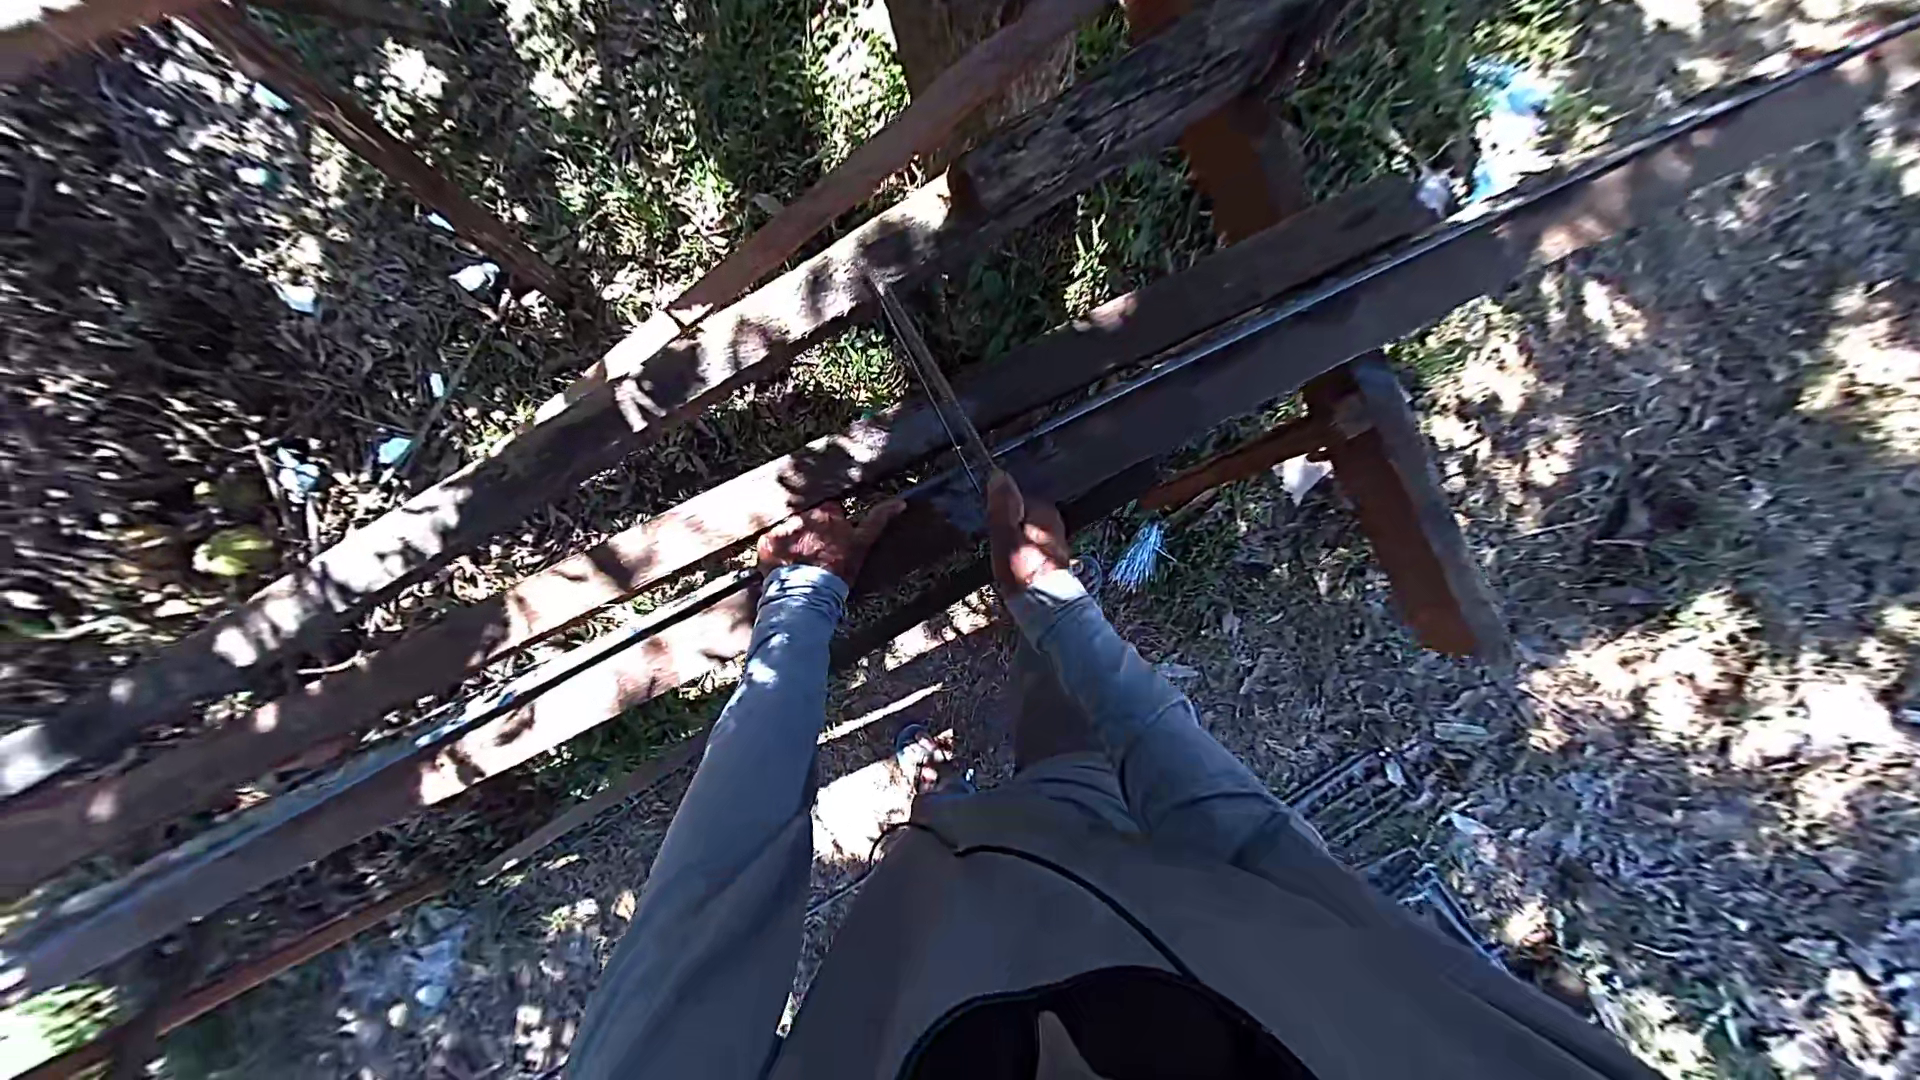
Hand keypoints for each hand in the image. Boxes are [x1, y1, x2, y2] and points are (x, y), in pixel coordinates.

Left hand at [758, 500, 904, 583]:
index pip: (831, 510)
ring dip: (793, 542)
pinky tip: (784, 567)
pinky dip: (775, 552)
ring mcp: (784, 527)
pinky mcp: (768, 540)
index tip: (833, 539)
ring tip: (799, 566)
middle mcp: (805, 516)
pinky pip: (771, 542)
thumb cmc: (839, 572)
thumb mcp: (863, 545)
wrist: (807, 595)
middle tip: (815, 556)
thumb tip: (901, 503)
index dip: (832, 524)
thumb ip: (879, 520)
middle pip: (808, 519)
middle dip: (811, 532)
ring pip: (790, 530)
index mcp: (830, 514)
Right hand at [987, 471, 1070, 594]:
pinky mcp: (1052, 558)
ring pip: (1025, 530)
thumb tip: (999, 475)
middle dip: (1007, 523)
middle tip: (994, 540)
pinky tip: (1012, 564)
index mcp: (1043, 510)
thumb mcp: (1004, 534)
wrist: (1045, 606)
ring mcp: (1054, 540)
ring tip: (1001, 555)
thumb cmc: (1023, 572)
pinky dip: (1019, 551)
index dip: (999, 508)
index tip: (989, 522)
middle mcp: (1054, 522)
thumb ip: (1002, 505)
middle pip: (1021, 513)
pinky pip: (1029, 545)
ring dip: (1012, 538)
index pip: (1016, 496)